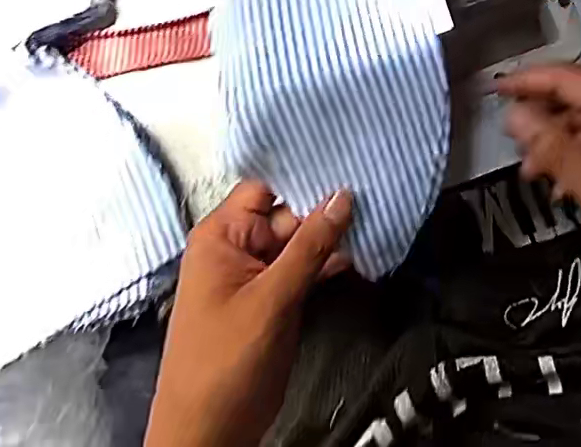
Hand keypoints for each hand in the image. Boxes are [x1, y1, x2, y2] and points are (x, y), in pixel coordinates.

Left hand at [145, 181, 353, 446]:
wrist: (209, 438)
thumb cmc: (224, 364)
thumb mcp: (271, 299)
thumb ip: (310, 245)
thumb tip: (343, 196)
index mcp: (222, 235)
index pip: (266, 188)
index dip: (302, 176)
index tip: (343, 162)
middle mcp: (238, 246)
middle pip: (288, 211)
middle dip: (325, 207)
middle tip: (369, 192)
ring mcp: (257, 272)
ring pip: (301, 239)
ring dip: (331, 235)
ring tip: (371, 217)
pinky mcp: (274, 296)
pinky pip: (304, 266)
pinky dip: (328, 261)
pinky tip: (358, 252)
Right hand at [498, 64, 580, 302]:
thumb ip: (552, 146)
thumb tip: (513, 114)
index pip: (565, 76)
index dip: (525, 80)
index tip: (491, 90)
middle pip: (575, 95)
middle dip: (540, 117)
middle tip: (510, 143)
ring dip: (558, 142)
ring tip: (531, 173)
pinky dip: (579, 154)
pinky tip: (561, 184)